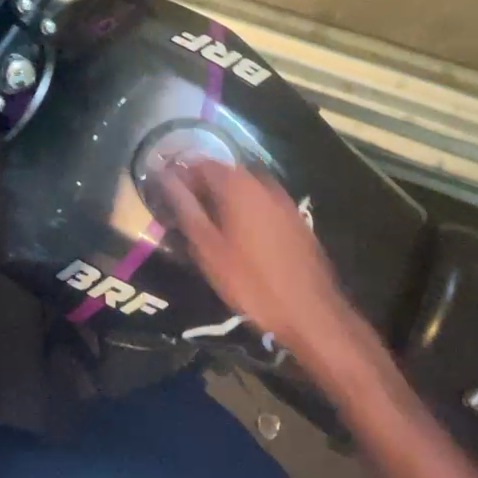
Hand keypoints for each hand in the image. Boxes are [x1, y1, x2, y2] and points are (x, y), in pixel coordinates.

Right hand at [162, 162, 355, 366]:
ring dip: (223, 196)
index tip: (166, 192)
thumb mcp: (209, 249)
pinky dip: (244, 207)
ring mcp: (282, 200)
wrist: (311, 313)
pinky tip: (238, 232)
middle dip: (202, 184)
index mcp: (238, 187)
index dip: (181, 174)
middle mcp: (262, 184)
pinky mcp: (295, 217)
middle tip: (185, 209)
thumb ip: (186, 209)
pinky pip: (261, 201)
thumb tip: (166, 178)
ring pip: (244, 186)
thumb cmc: (252, 283)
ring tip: (209, 221)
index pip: (201, 163)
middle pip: (224, 171)